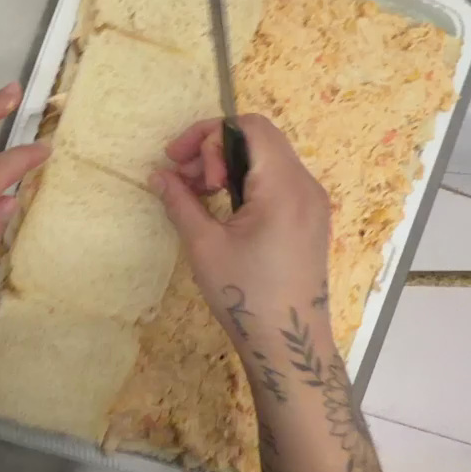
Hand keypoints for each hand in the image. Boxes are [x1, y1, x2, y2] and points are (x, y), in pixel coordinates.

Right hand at [148, 115, 332, 352]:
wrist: (289, 344)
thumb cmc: (245, 294)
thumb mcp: (204, 245)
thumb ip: (180, 202)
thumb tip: (158, 175)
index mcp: (284, 186)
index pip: (250, 127)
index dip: (207, 132)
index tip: (177, 160)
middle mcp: (306, 186)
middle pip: (259, 139)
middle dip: (213, 148)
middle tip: (181, 178)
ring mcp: (312, 203)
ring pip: (267, 159)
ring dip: (227, 165)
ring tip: (196, 193)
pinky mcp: (309, 219)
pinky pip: (276, 181)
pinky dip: (245, 182)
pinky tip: (221, 207)